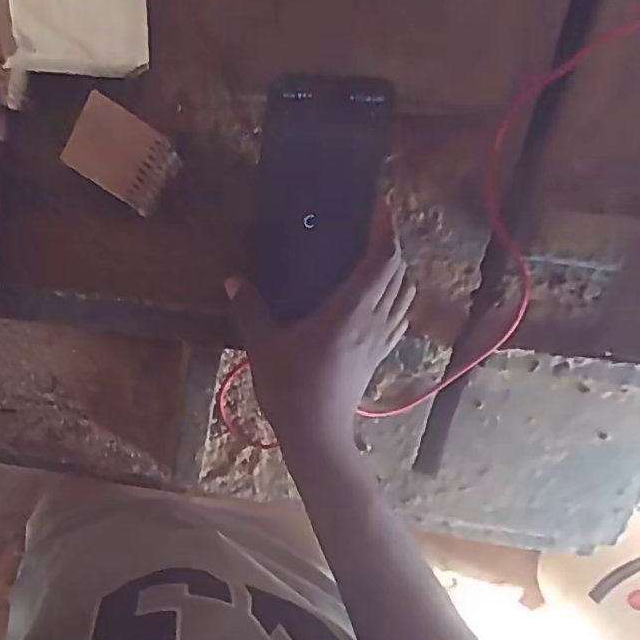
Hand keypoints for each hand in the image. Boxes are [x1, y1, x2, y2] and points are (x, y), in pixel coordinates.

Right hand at [226, 202, 412, 453]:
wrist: (316, 433)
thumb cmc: (290, 389)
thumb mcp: (264, 347)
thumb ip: (250, 310)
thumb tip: (234, 281)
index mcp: (350, 311)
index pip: (383, 258)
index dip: (386, 228)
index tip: (378, 206)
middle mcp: (374, 320)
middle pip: (399, 271)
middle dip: (390, 244)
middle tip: (369, 230)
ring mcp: (381, 339)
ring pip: (405, 293)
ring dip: (397, 271)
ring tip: (374, 261)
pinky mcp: (380, 355)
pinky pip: (400, 316)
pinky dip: (397, 297)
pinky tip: (378, 300)